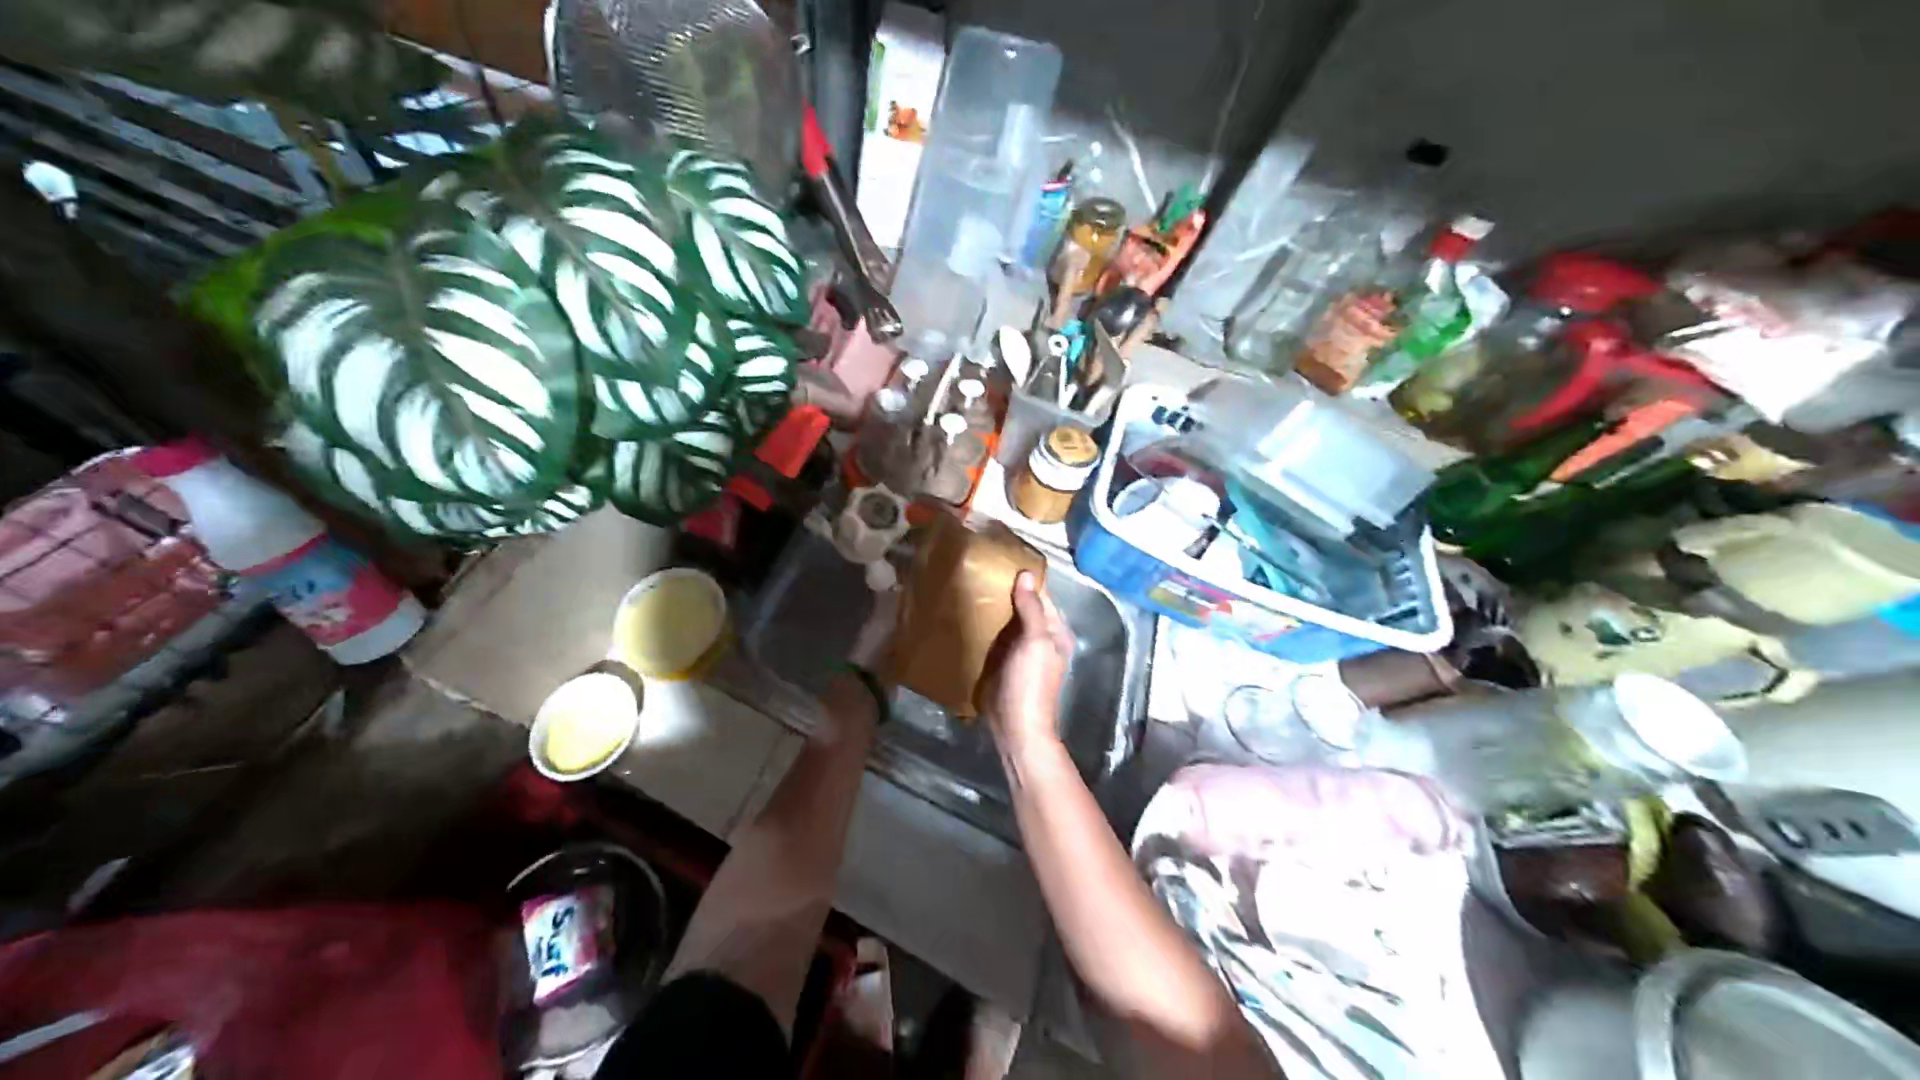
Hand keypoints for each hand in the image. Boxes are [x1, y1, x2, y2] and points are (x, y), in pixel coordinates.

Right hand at [986, 571, 1074, 755]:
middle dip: (1006, 594)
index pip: (1042, 597)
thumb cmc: (1031, 682)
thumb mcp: (1035, 641)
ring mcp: (1022, 654)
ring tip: (971, 589)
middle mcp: (1042, 640)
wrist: (1016, 727)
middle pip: (1024, 609)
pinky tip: (968, 618)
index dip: (1025, 581)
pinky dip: (986, 629)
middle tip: (979, 574)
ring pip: (1008, 624)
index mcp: (1056, 633)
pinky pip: (995, 640)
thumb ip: (1032, 608)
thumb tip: (1027, 574)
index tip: (1001, 563)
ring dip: (994, 611)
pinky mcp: (1004, 665)